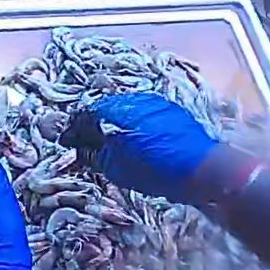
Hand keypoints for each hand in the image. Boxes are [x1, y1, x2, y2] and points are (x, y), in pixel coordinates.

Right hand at [63, 92, 219, 199]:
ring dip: (111, 127)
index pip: (85, 115)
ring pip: (123, 113)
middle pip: (104, 111)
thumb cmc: (154, 169)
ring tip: (107, 147)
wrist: (202, 170)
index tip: (67, 143)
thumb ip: (93, 154)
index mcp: (116, 110)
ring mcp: (154, 104)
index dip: (73, 131)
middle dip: (92, 128)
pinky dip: (129, 128)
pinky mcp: (169, 113)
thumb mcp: (114, 167)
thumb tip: (81, 149)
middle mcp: (134, 100)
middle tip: (84, 146)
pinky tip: (129, 144)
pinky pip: (139, 117)